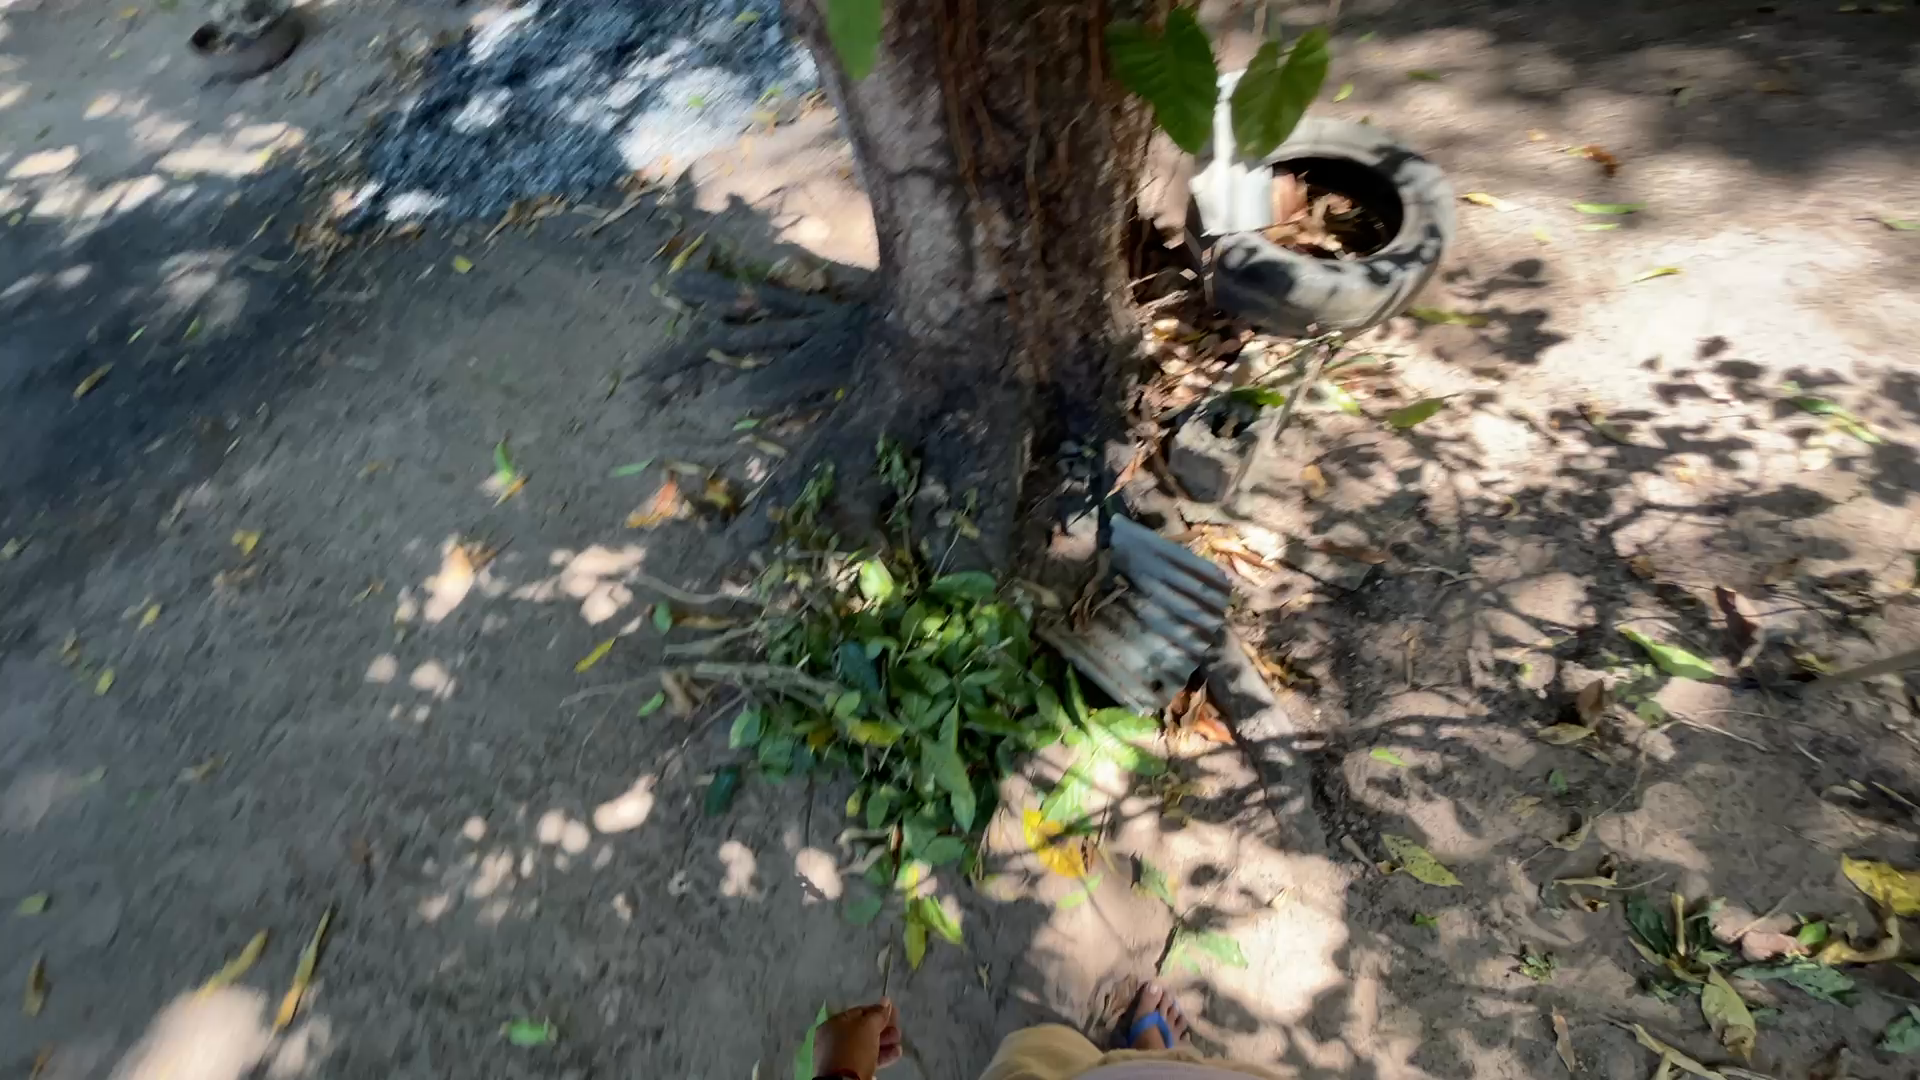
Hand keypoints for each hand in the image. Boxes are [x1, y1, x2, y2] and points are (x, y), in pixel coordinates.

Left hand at [813, 999, 901, 1079]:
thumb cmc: (854, 1049)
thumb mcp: (868, 1027)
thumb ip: (878, 1013)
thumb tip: (886, 1000)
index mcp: (833, 1024)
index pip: (858, 1012)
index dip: (877, 1011)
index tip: (893, 1013)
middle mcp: (833, 1040)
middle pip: (863, 1031)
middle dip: (884, 1031)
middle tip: (898, 1032)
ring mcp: (840, 1058)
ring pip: (865, 1047)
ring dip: (884, 1046)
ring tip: (898, 1049)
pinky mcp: (847, 1073)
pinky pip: (864, 1061)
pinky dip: (879, 1058)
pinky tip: (891, 1058)